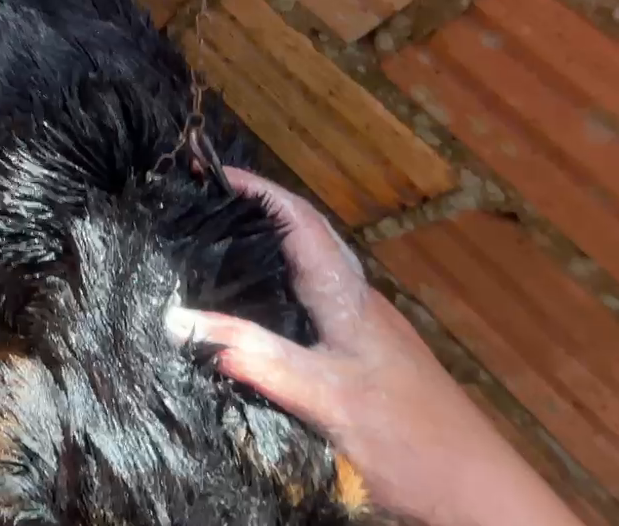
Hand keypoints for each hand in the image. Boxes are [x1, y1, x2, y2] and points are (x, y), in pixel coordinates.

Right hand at [168, 169, 583, 525]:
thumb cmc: (410, 439)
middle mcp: (356, 301)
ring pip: (305, 267)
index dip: (260, 190)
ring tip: (207, 238)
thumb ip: (255, 356)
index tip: (212, 171)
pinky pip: (306, 295)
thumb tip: (177, 320)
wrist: (485, 500)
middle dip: (252, 209)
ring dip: (261, 243)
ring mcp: (362, 327)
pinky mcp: (361, 351)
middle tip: (196, 200)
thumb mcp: (326, 398)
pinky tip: (243, 299)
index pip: (303, 223)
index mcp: (347, 297)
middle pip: (303, 237)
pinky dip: (270, 278)